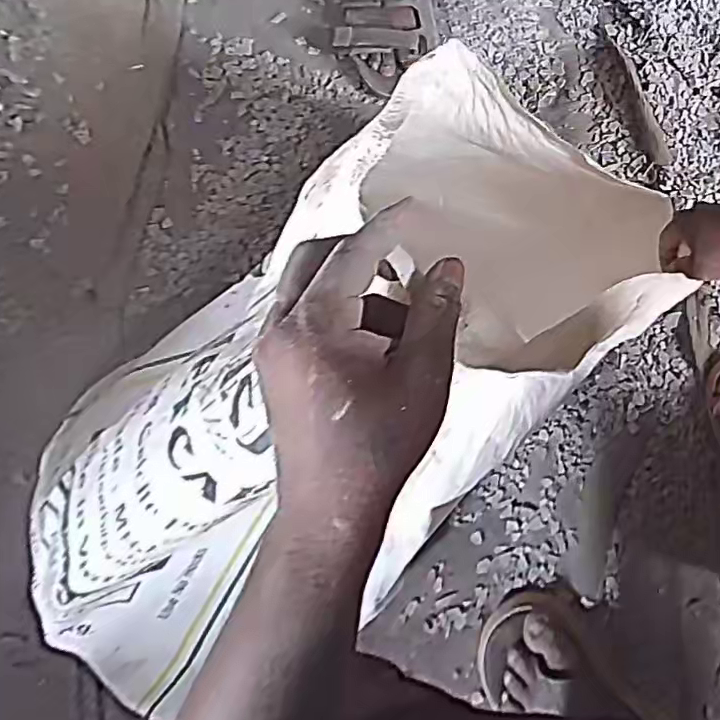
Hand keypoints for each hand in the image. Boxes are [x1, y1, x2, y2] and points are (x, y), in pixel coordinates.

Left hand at [254, 202, 463, 519]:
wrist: (332, 510)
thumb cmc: (379, 445)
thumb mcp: (424, 372)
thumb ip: (435, 312)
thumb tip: (447, 268)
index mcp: (314, 326)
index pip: (353, 254)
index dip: (389, 227)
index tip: (414, 209)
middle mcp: (281, 330)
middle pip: (315, 258)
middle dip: (364, 251)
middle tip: (407, 261)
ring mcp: (273, 350)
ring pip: (312, 287)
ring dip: (360, 288)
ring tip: (407, 325)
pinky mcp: (278, 368)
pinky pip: (309, 315)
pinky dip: (347, 312)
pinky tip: (383, 346)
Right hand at [660, 203, 719, 279]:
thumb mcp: (697, 270)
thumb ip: (681, 270)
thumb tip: (678, 269)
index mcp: (682, 221)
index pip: (665, 240)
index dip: (665, 259)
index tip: (670, 270)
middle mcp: (697, 211)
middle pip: (682, 233)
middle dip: (682, 251)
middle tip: (685, 267)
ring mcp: (716, 211)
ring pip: (700, 231)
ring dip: (699, 247)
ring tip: (705, 264)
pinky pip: (717, 231)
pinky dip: (715, 243)